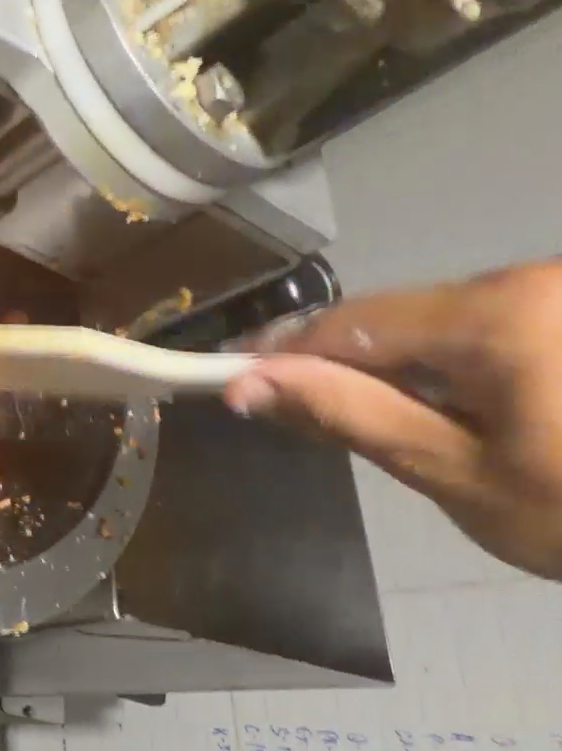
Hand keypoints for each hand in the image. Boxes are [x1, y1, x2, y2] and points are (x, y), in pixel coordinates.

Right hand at [225, 262, 561, 579]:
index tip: (221, 379)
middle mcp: (539, 281)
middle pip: (394, 316)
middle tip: (284, 406)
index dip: (275, 353)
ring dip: (386, 365)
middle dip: (333, 360)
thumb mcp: (448, 468)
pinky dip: (442, 363)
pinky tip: (439, 403)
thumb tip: (244, 385)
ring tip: (363, 414)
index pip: (347, 324)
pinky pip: (487, 326)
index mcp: (501, 315)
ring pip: (437, 320)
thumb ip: (345, 414)